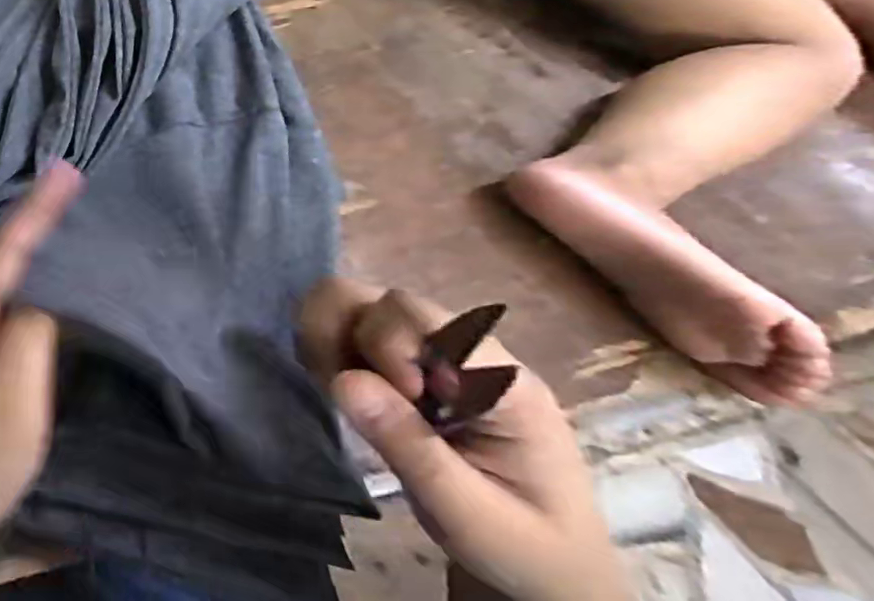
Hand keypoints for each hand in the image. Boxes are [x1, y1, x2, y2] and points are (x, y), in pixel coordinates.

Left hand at [0, 163, 80, 600]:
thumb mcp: (13, 399)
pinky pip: (2, 295)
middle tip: (72, 179)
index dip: (36, 208)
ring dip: (31, 239)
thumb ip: (32, 332)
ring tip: (66, 208)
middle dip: (34, 214)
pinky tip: (48, 267)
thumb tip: (45, 291)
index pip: (3, 248)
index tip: (67, 169)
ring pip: (0, 271)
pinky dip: (28, 272)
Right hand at [298, 279, 628, 600]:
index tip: (400, 399)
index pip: (419, 314)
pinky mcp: (404, 364)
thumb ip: (411, 447)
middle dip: (344, 334)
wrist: (546, 575)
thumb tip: (344, 380)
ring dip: (329, 336)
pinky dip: (328, 347)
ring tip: (334, 387)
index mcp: (500, 379)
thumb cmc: (521, 550)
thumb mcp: (474, 518)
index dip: (386, 344)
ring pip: (356, 304)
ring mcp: (431, 354)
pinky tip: (338, 387)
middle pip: (381, 300)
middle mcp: (463, 351)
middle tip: (341, 387)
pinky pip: (349, 328)